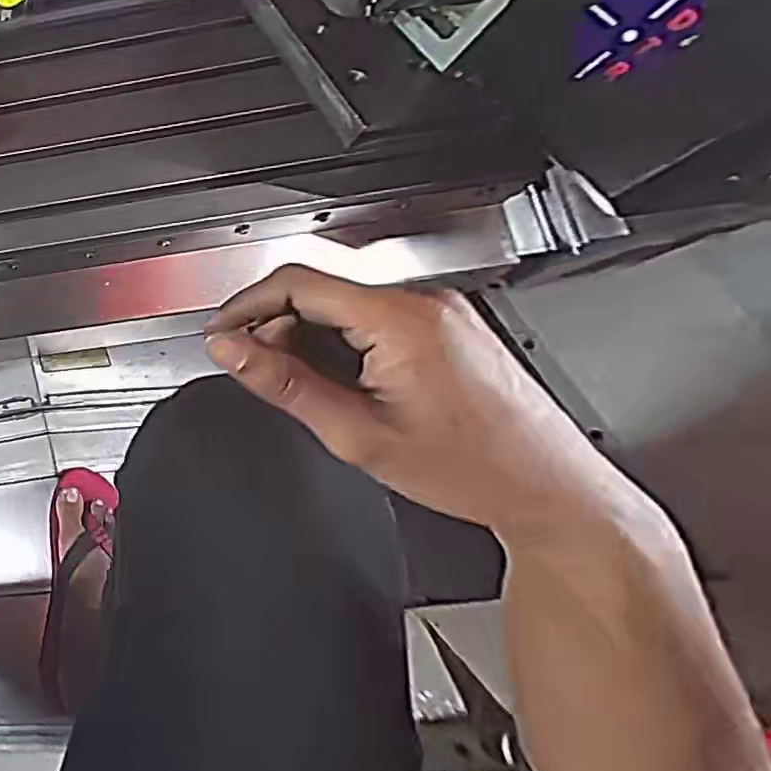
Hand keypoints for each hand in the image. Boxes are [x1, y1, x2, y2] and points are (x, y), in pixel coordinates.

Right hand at [204, 265, 649, 535]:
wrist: (546, 487)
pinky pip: (368, 318)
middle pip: (316, 291)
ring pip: (340, 306)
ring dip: (306, 339)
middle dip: (275, 328)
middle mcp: (422, 302)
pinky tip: (343, 384)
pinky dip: (338, 344)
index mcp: (400, 319)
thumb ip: (283, 383)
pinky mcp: (442, 324)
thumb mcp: (355, 432)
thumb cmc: (471, 467)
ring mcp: (436, 311)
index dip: (246, 307)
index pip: (296, 283)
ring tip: (311, 391)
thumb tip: (232, 351)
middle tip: (260, 373)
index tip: (223, 332)